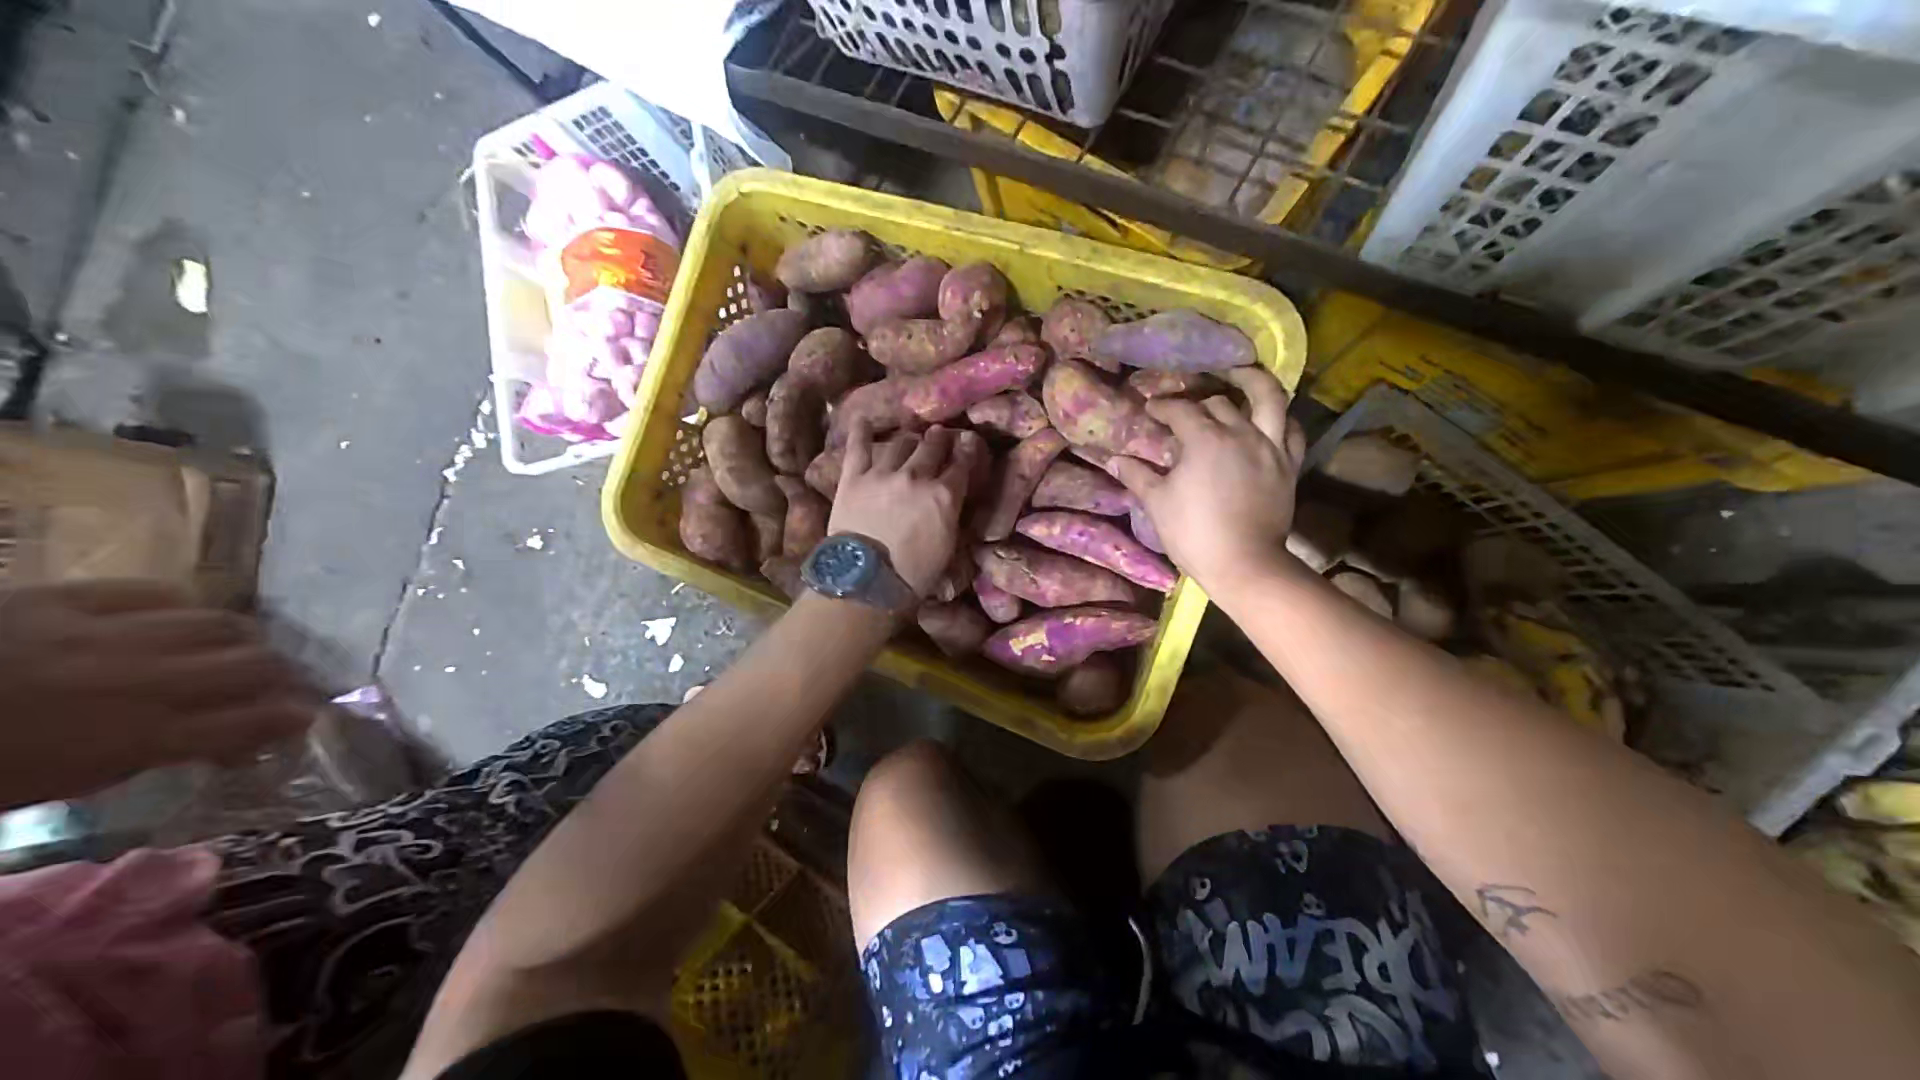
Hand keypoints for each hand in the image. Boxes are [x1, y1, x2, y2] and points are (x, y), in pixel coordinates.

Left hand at [0, 580, 319, 809]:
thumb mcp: (51, 786)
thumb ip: (144, 755)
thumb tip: (219, 742)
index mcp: (131, 736)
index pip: (249, 721)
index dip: (289, 718)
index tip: (305, 721)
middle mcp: (137, 680)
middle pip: (251, 664)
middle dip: (280, 677)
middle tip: (280, 688)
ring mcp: (101, 632)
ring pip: (218, 623)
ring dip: (243, 639)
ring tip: (241, 650)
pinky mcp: (60, 599)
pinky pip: (153, 592)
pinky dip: (182, 607)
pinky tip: (180, 619)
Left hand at [830, 420, 969, 596]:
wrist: (865, 580)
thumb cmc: (912, 575)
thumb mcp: (946, 546)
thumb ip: (950, 514)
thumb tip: (951, 498)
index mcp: (944, 495)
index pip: (961, 465)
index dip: (966, 451)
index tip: (967, 442)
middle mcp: (916, 476)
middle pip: (932, 447)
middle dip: (939, 439)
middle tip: (940, 434)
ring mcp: (883, 473)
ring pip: (900, 443)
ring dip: (909, 439)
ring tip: (911, 437)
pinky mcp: (854, 477)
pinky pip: (858, 447)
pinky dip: (861, 431)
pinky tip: (862, 419)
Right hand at [1111, 368, 1306, 588]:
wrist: (1244, 564)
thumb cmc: (1193, 533)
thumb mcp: (1157, 503)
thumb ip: (1138, 476)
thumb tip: (1116, 460)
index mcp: (1204, 439)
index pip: (1180, 411)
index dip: (1162, 407)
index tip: (1150, 409)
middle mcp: (1240, 432)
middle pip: (1218, 403)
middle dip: (1198, 401)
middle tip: (1185, 408)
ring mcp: (1270, 446)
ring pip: (1268, 399)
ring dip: (1254, 382)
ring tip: (1241, 374)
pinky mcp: (1288, 465)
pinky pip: (1291, 430)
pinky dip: (1281, 418)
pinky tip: (1270, 418)